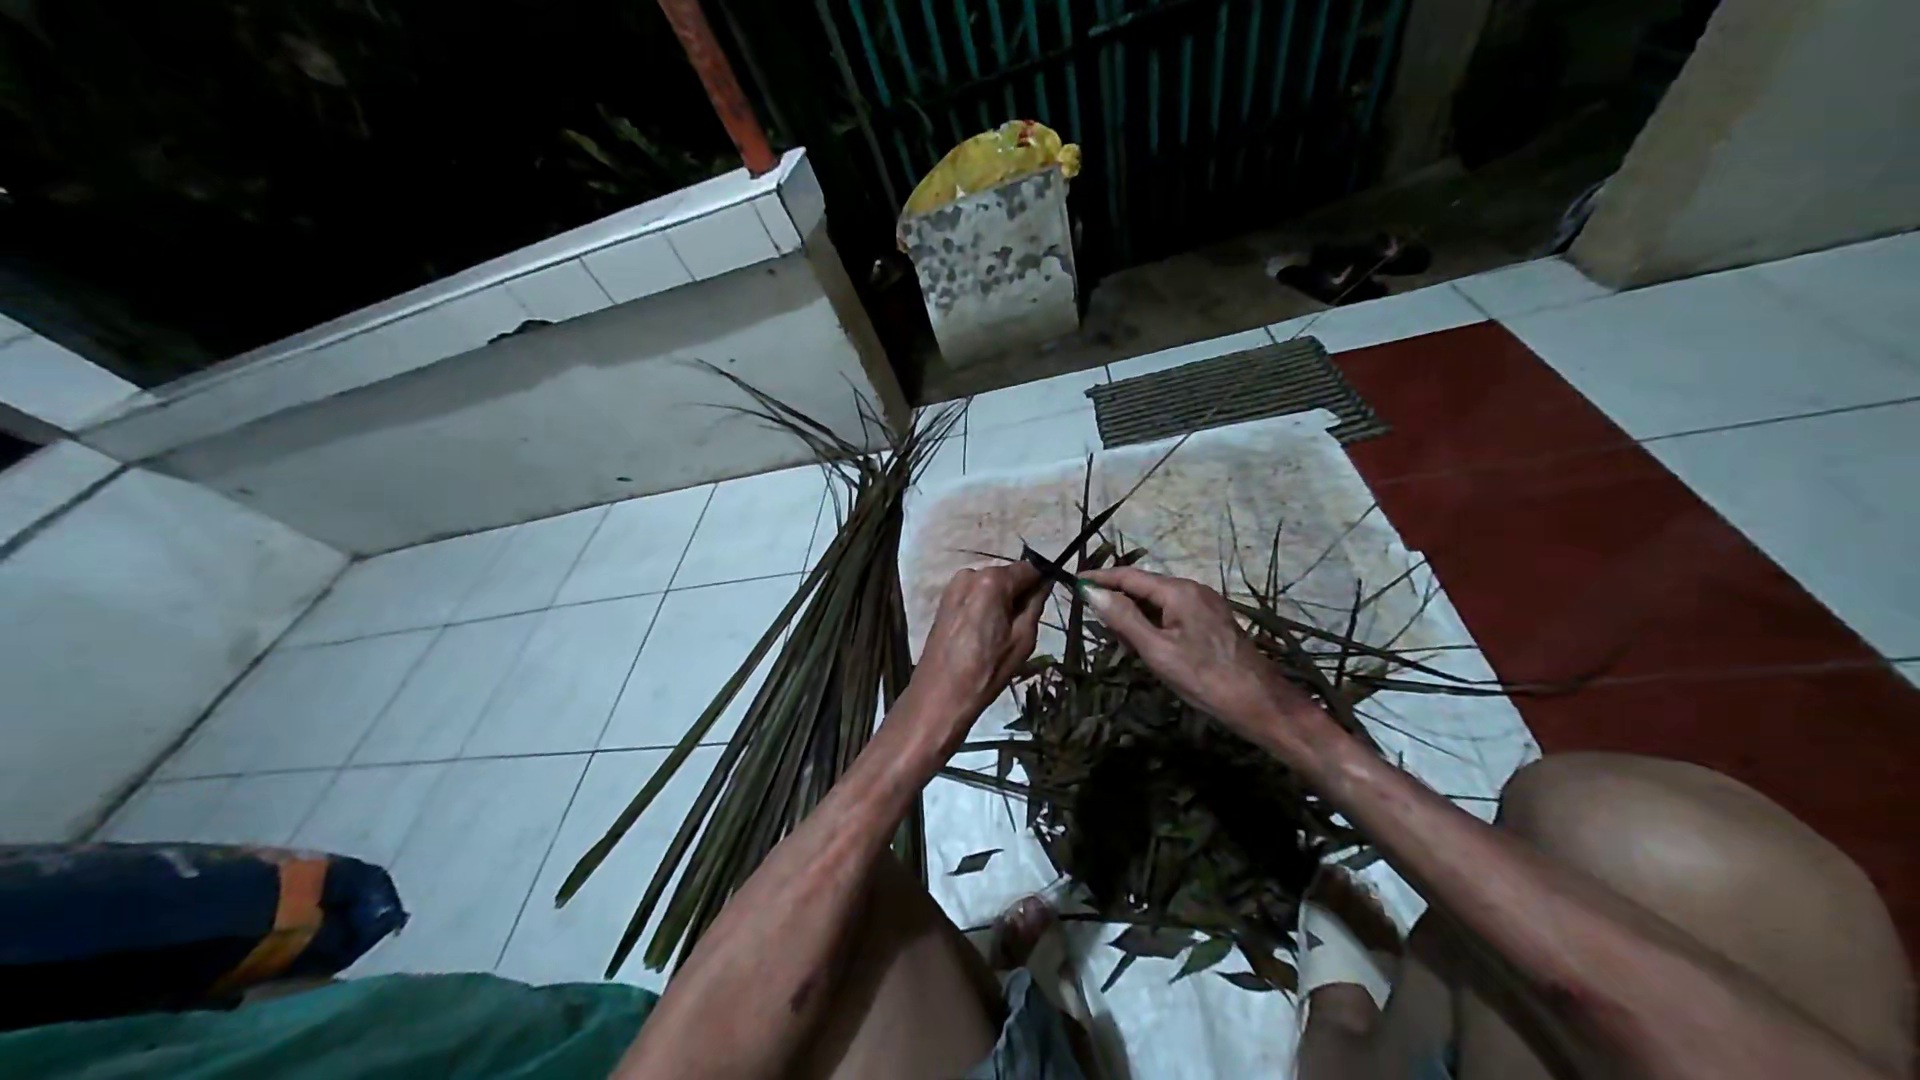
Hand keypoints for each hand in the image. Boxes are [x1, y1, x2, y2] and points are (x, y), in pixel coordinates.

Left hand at [900, 562, 1047, 754]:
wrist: (941, 693)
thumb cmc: (987, 668)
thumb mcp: (1023, 638)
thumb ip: (1035, 604)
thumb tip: (1044, 583)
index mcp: (992, 580)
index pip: (1029, 568)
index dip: (1040, 583)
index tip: (1043, 604)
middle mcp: (970, 574)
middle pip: (1007, 576)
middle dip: (1018, 594)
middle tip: (1021, 626)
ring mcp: (953, 586)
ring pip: (990, 586)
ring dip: (1001, 602)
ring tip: (1000, 634)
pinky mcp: (944, 600)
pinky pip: (974, 595)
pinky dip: (984, 608)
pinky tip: (984, 634)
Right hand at [1079, 566, 1322, 743]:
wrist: (1259, 703)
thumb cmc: (1204, 677)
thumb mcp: (1156, 650)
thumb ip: (1123, 619)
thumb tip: (1091, 592)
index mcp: (1178, 591)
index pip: (1129, 576)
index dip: (1099, 579)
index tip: (1073, 583)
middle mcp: (1192, 589)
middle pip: (1143, 587)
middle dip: (1118, 602)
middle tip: (1097, 626)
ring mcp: (1205, 605)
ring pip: (1158, 603)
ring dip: (1136, 617)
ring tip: (1123, 644)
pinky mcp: (1211, 622)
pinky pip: (1172, 614)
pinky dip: (1153, 625)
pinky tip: (1148, 648)